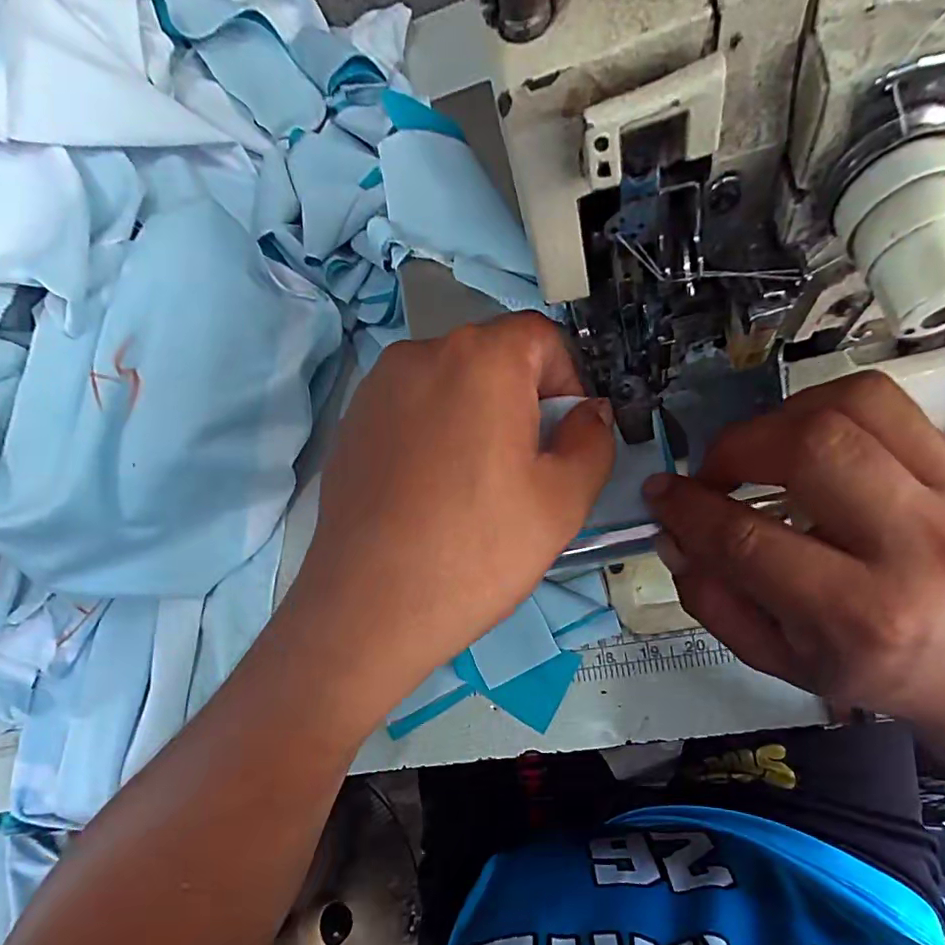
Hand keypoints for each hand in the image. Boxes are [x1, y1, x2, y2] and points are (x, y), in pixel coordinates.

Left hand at [282, 312, 614, 697]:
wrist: (370, 607)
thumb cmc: (478, 550)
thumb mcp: (564, 500)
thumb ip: (592, 441)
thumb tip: (589, 414)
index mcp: (482, 360)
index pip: (543, 338)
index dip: (568, 381)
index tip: (566, 437)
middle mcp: (422, 355)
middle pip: (494, 358)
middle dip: (524, 401)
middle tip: (527, 469)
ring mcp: (378, 388)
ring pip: (451, 384)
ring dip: (478, 417)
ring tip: (477, 486)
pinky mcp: (351, 424)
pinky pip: (413, 411)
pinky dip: (436, 434)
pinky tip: (433, 494)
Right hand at [644, 372, 944, 723]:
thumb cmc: (856, 663)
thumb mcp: (771, 654)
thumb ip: (712, 598)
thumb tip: (674, 532)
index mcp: (857, 615)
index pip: (751, 541)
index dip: (690, 510)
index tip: (662, 495)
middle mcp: (912, 548)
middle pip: (812, 450)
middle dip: (738, 449)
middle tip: (715, 474)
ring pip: (849, 406)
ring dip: (780, 418)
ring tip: (759, 454)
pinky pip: (879, 400)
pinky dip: (822, 405)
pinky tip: (803, 440)